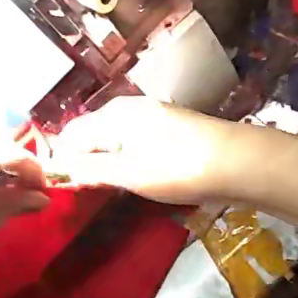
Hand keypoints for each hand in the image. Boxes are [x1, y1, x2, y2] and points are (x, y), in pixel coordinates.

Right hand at [51, 98, 288, 206]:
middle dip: (82, 158)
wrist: (238, 162)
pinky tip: (133, 175)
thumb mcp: (128, 172)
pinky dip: (124, 156)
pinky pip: (132, 140)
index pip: (72, 134)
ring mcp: (151, 115)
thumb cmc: (177, 167)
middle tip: (81, 189)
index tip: (59, 186)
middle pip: (92, 132)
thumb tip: (59, 168)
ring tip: (105, 185)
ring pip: (113, 136)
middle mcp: (128, 108)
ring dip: (103, 158)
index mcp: (113, 115)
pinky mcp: (169, 128)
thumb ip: (91, 168)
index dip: (61, 159)